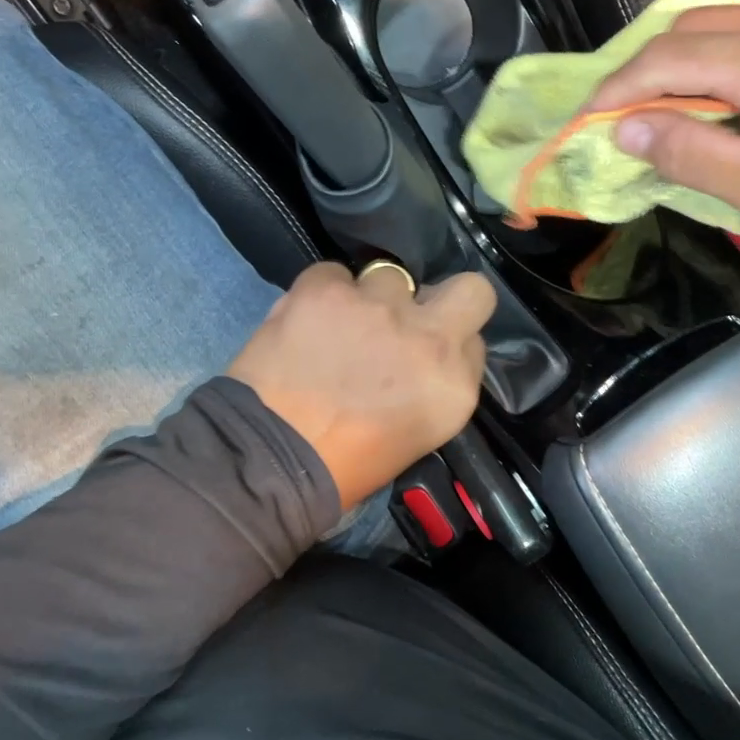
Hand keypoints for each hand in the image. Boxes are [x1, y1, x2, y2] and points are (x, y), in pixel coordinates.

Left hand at [227, 262, 495, 508]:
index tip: (419, 352)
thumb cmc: (341, 467)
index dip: (444, 341)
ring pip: (389, 276)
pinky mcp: (324, 288)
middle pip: (469, 289)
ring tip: (339, 327)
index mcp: (453, 386)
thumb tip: (417, 353)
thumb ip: (430, 384)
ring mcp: (376, 307)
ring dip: (370, 298)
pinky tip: (305, 321)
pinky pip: (332, 272)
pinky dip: (322, 292)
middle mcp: (426, 338)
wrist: (266, 460)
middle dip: (442, 297)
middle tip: (405, 319)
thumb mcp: (415, 436)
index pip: (473, 338)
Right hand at [588, 3, 739, 253]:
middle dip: (646, 69)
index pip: (667, 58)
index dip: (617, 87)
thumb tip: (627, 128)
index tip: (587, 118)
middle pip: (692, 28)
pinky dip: (728, 56)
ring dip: (687, 60)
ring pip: (728, 22)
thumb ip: (689, 153)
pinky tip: (734, 95)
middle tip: (628, 116)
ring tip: (674, 108)